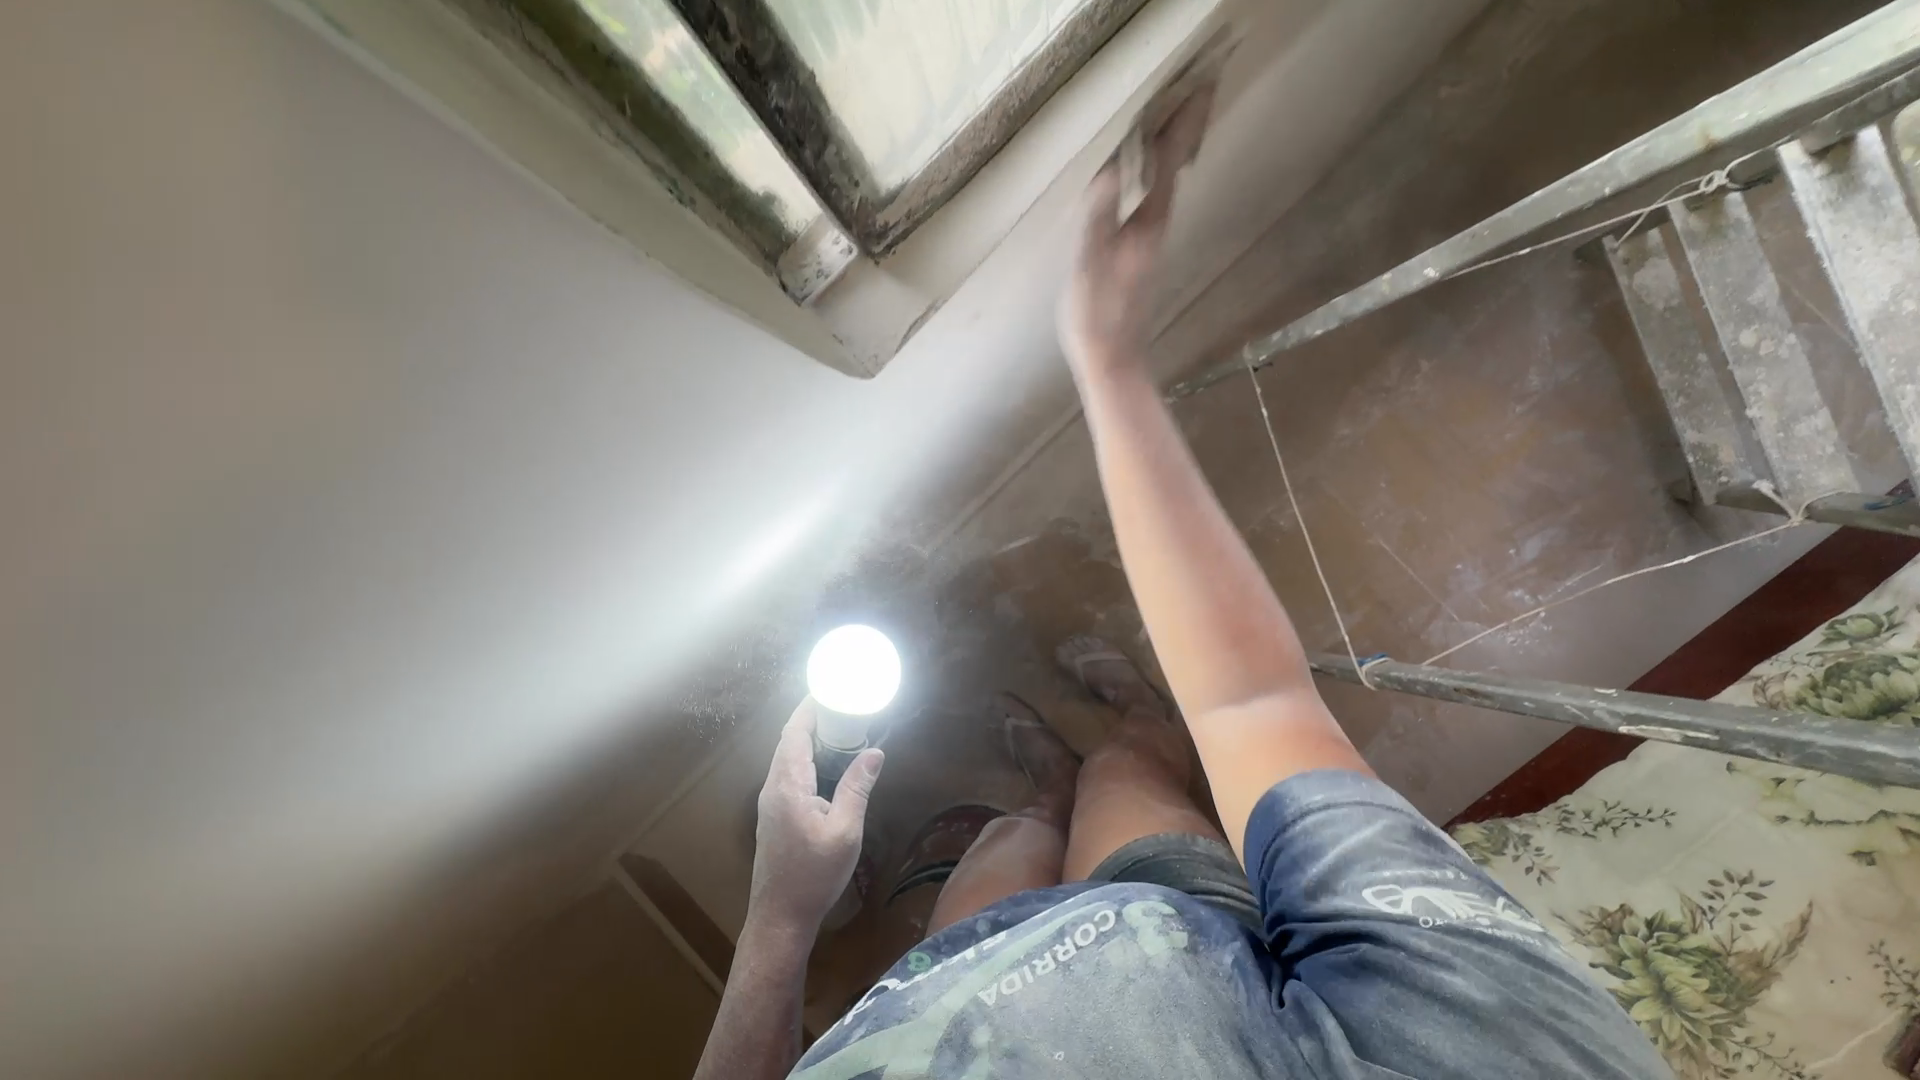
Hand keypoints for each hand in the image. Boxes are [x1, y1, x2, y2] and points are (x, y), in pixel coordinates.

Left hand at [747, 699, 884, 934]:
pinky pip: (789, 774)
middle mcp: (773, 787)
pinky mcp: (774, 816)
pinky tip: (828, 765)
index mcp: (787, 785)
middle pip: (789, 741)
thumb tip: (875, 752)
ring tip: (842, 729)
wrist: (781, 917)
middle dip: (814, 719)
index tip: (830, 689)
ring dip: (811, 740)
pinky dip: (808, 759)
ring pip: (788, 758)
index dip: (810, 708)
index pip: (794, 732)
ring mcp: (770, 802)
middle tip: (844, 706)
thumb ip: (857, 788)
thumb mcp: (846, 831)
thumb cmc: (814, 875)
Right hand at [1058, 85, 1215, 381]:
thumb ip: (1097, 219)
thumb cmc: (1096, 318)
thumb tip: (1108, 172)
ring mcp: (1150, 247)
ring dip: (1166, 156)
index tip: (1188, 90)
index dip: (1174, 128)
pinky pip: (1151, 205)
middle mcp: (1155, 233)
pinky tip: (1141, 179)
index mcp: (1146, 228)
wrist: (1112, 362)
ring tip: (1165, 125)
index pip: (1165, 167)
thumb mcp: (1087, 268)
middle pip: (1171, 173)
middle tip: (1188, 94)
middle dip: (1179, 134)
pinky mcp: (1141, 258)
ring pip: (1163, 189)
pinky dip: (1151, 180)